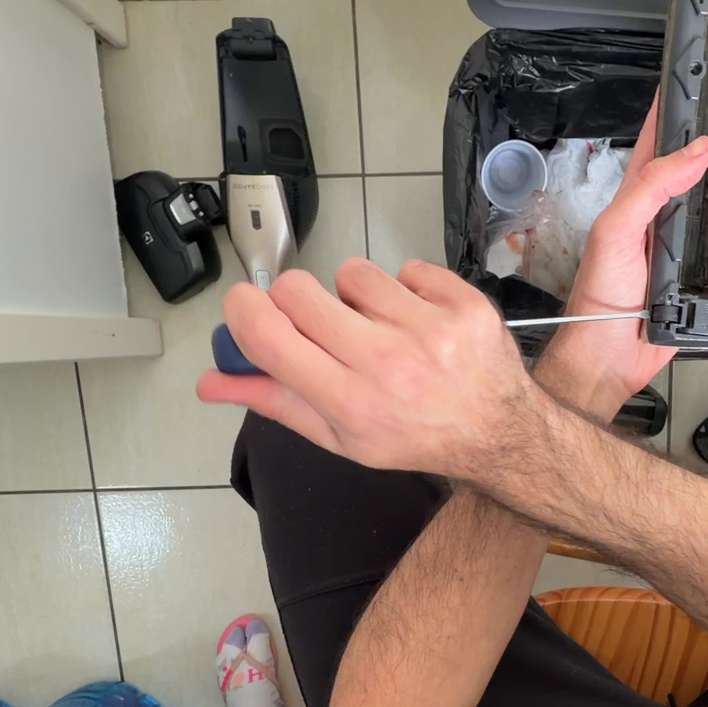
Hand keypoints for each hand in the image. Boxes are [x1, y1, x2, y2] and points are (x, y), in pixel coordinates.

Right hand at [195, 258, 540, 478]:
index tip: (251, 308)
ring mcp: (429, 331)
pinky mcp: (464, 305)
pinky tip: (421, 323)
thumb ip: (276, 403)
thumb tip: (210, 381)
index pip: (266, 332)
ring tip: (385, 330)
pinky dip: (408, 291)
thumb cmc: (413, 437)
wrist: (497, 434)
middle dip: (300, 303)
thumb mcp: (341, 437)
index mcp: (349, 402)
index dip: (244, 309)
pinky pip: (407, 268)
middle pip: (298, 289)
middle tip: (327, 328)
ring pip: (353, 272)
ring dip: (359, 297)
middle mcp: (386, 364)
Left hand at [534, 104, 707, 417]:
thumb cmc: (597, 300)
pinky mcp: (698, 282)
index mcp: (635, 204)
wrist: (608, 358)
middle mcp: (658, 224)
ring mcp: (679, 252)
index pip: (657, 146)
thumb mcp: (616, 233)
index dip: (674, 112)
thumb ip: (649, 190)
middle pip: (693, 173)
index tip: (697, 77)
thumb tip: (695, 152)